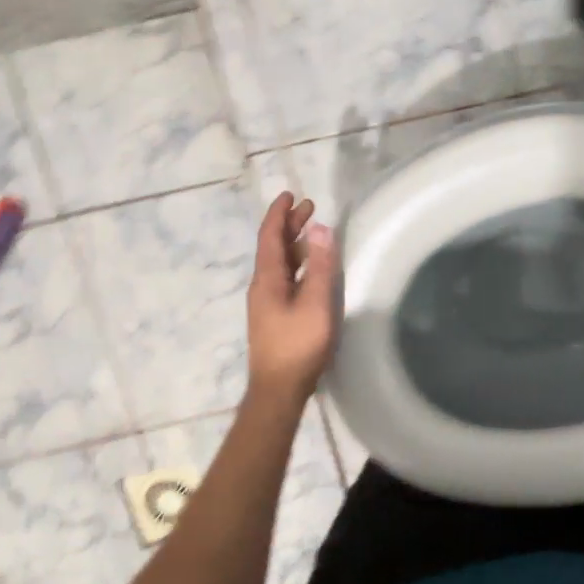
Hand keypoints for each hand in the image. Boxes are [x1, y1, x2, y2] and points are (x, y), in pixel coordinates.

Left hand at [245, 193, 338, 403]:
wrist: (278, 389)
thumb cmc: (298, 345)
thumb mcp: (316, 304)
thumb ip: (321, 267)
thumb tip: (321, 228)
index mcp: (267, 279)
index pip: (270, 236)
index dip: (279, 214)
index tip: (291, 194)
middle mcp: (263, 286)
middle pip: (273, 248)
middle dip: (290, 226)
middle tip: (310, 208)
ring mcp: (267, 304)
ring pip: (280, 265)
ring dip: (296, 246)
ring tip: (316, 235)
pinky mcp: (275, 318)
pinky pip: (286, 280)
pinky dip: (299, 266)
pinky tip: (313, 273)